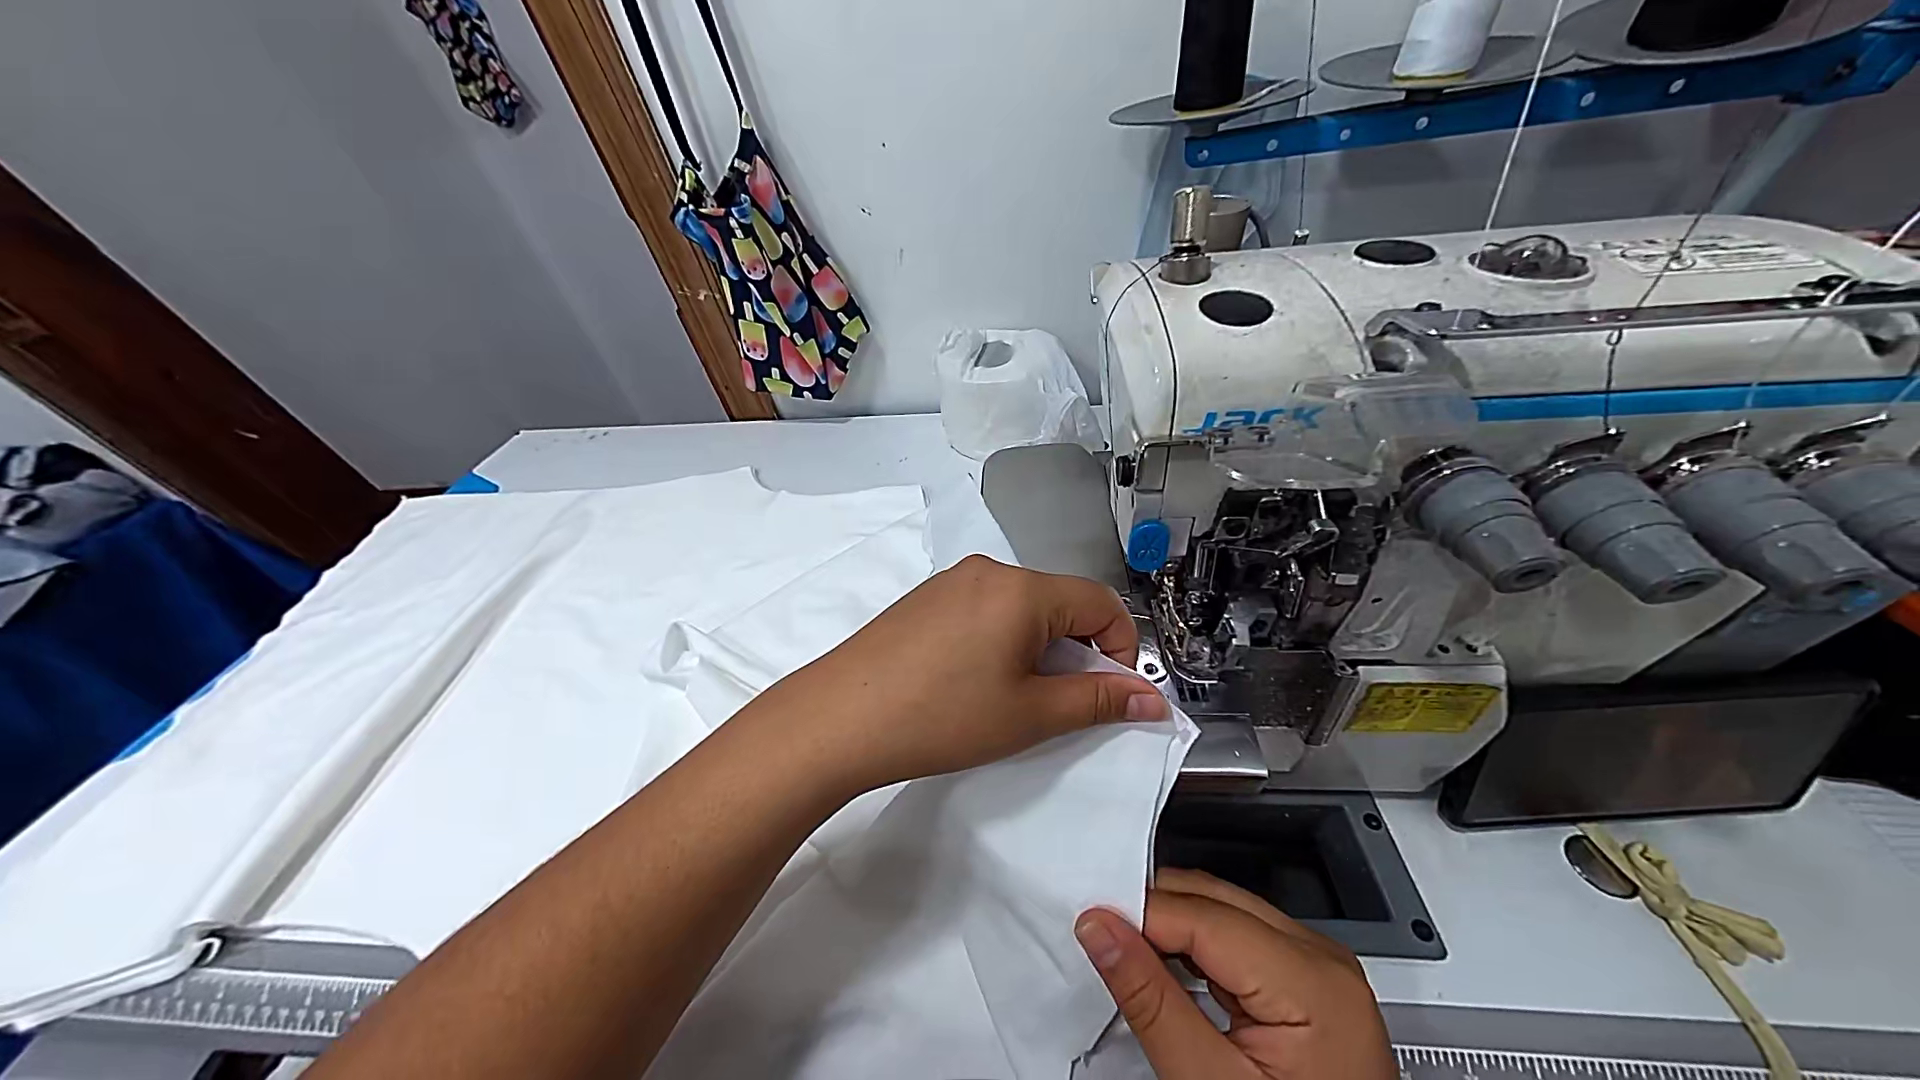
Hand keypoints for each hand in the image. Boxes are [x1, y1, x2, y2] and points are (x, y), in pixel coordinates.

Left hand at [748, 555, 1167, 792]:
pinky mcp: (925, 597)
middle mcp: (988, 570)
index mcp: (1022, 589)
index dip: (1120, 648)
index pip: (1102, 603)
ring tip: (1011, 695)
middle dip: (1076, 650)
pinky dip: (1000, 639)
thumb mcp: (1030, 715)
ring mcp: (951, 580)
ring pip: (1021, 606)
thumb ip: (1098, 701)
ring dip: (1037, 646)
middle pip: (1060, 602)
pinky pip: (984, 608)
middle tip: (1056, 702)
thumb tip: (1152, 700)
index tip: (1110, 694)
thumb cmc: (942, 717)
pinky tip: (972, 679)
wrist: (839, 719)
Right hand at [1075, 868, 1395, 1079]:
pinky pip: (1234, 934)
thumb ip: (1151, 1001)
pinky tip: (1167, 971)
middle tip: (1101, 938)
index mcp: (1311, 982)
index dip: (1136, 914)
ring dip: (1167, 926)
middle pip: (1210, 898)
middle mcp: (1320, 958)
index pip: (1200, 915)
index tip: (1092, 925)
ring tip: (1129, 959)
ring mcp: (1316, 966)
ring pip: (1218, 908)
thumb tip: (1102, 930)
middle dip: (1149, 912)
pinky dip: (1192, 945)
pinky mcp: (1303, 978)